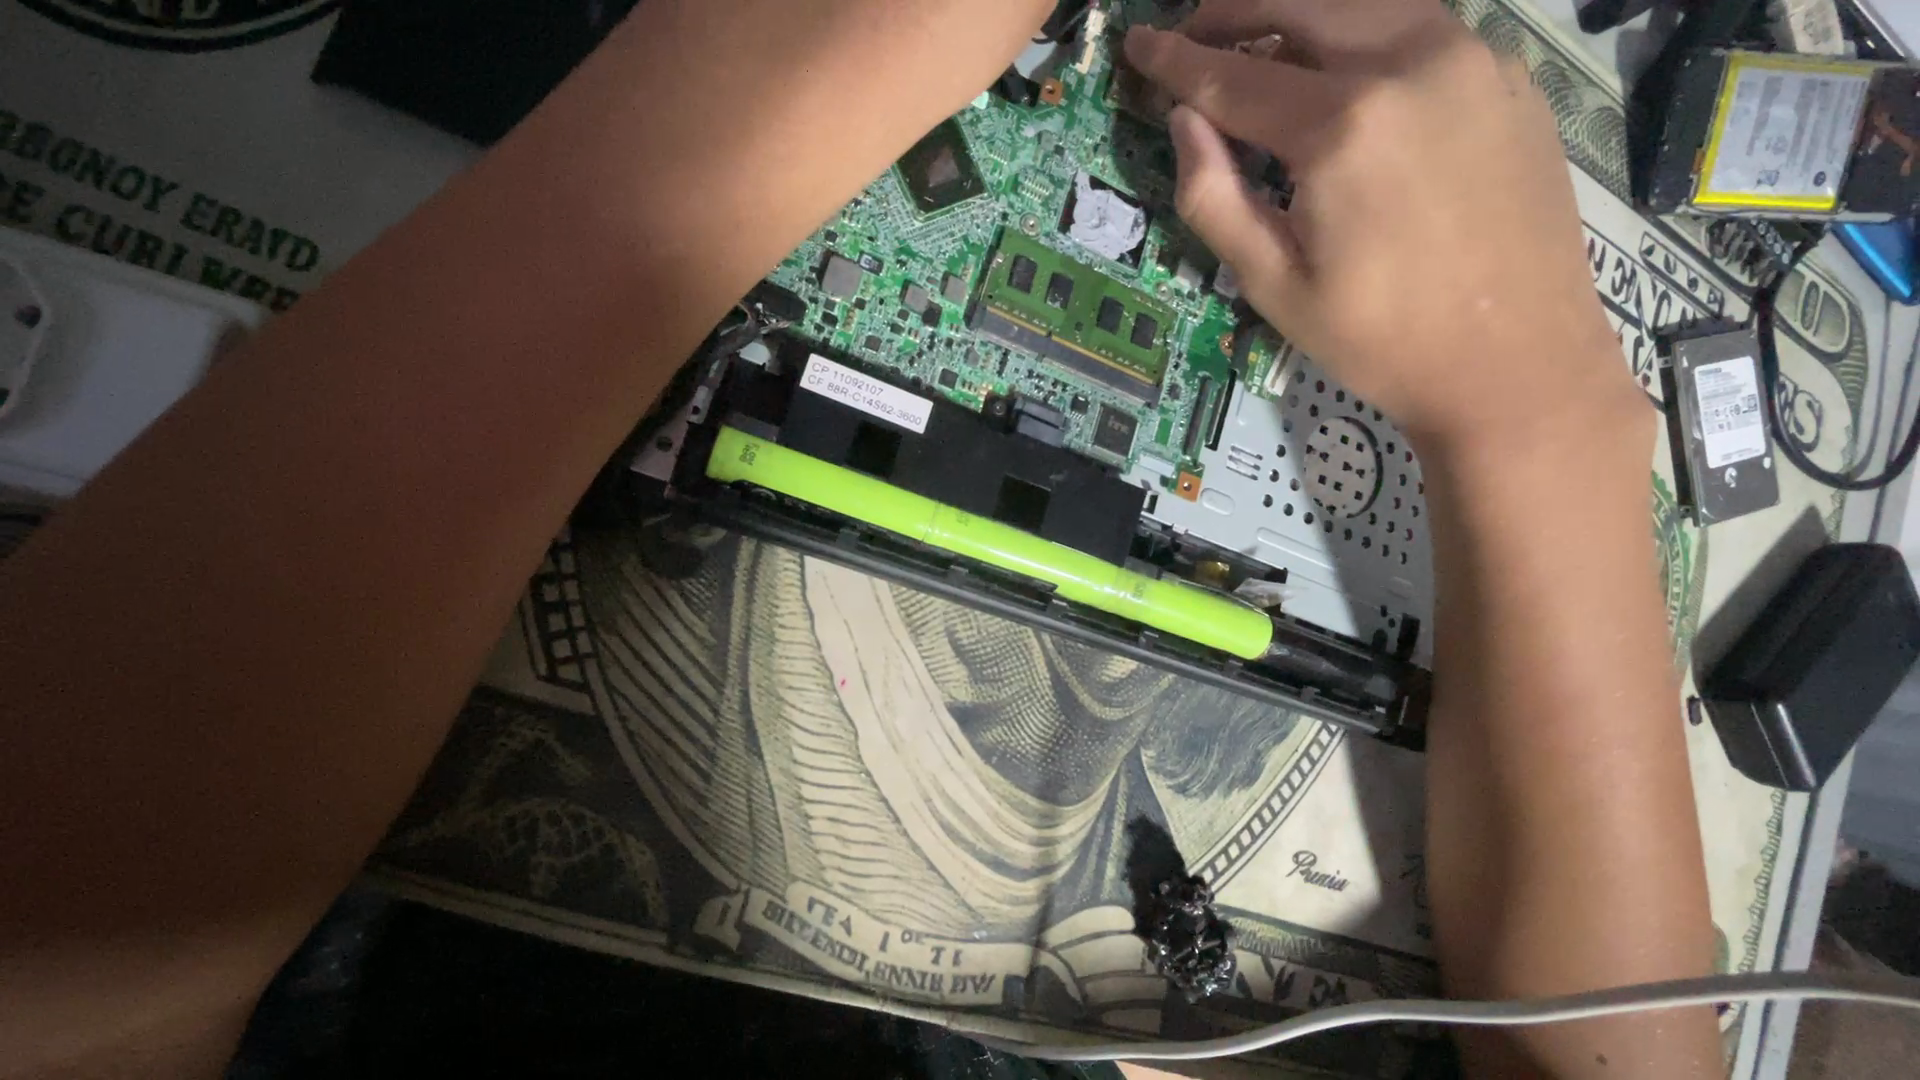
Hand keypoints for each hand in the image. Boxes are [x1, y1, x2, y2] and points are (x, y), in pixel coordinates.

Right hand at [1126, 0, 1632, 448]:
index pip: (1234, 75)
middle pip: (1302, 5)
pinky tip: (1341, 76)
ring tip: (1259, 47)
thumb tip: (1184, 122)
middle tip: (1192, 35)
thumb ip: (1215, 197)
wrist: (1515, 361)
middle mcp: (1411, 63)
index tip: (1137, 43)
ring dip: (1300, 15)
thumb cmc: (1380, 340)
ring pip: (1365, 3)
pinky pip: (1418, 28)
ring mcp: (1472, 59)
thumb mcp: (1274, 286)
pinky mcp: (1506, 76)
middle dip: (1234, 12)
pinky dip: (1362, 35)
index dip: (1176, 60)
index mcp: (1343, 127)